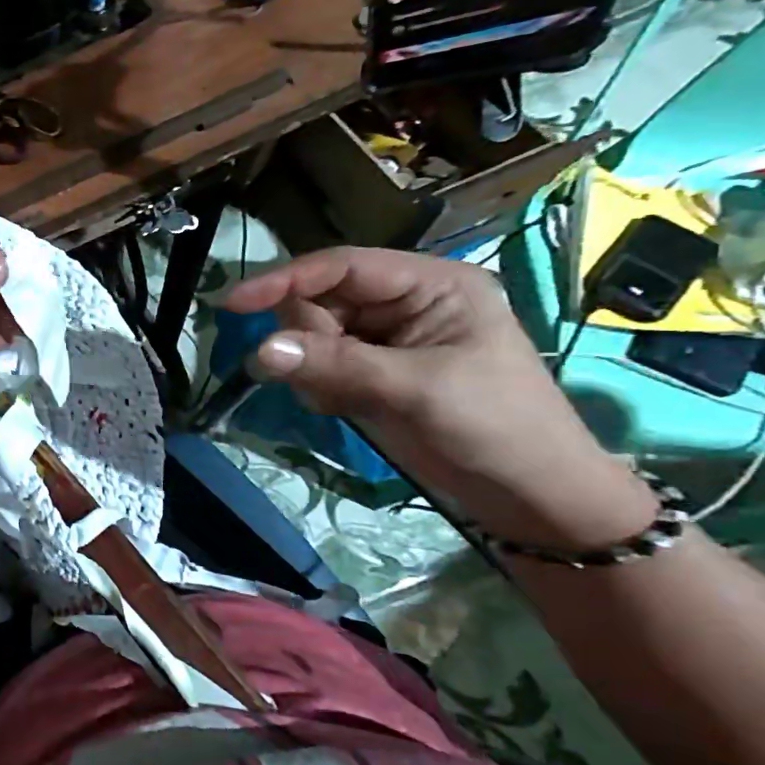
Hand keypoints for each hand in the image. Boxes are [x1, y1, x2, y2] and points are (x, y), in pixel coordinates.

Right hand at [225, 248, 653, 548]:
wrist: (529, 497)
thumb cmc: (496, 427)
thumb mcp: (416, 389)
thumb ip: (337, 364)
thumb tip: (260, 351)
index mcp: (429, 283)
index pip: (341, 267)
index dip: (285, 280)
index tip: (234, 303)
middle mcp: (402, 302)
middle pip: (318, 301)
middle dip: (308, 339)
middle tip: (326, 380)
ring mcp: (384, 339)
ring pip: (311, 336)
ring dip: (313, 369)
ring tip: (344, 400)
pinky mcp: (370, 372)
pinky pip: (318, 366)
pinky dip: (318, 387)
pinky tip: (346, 408)